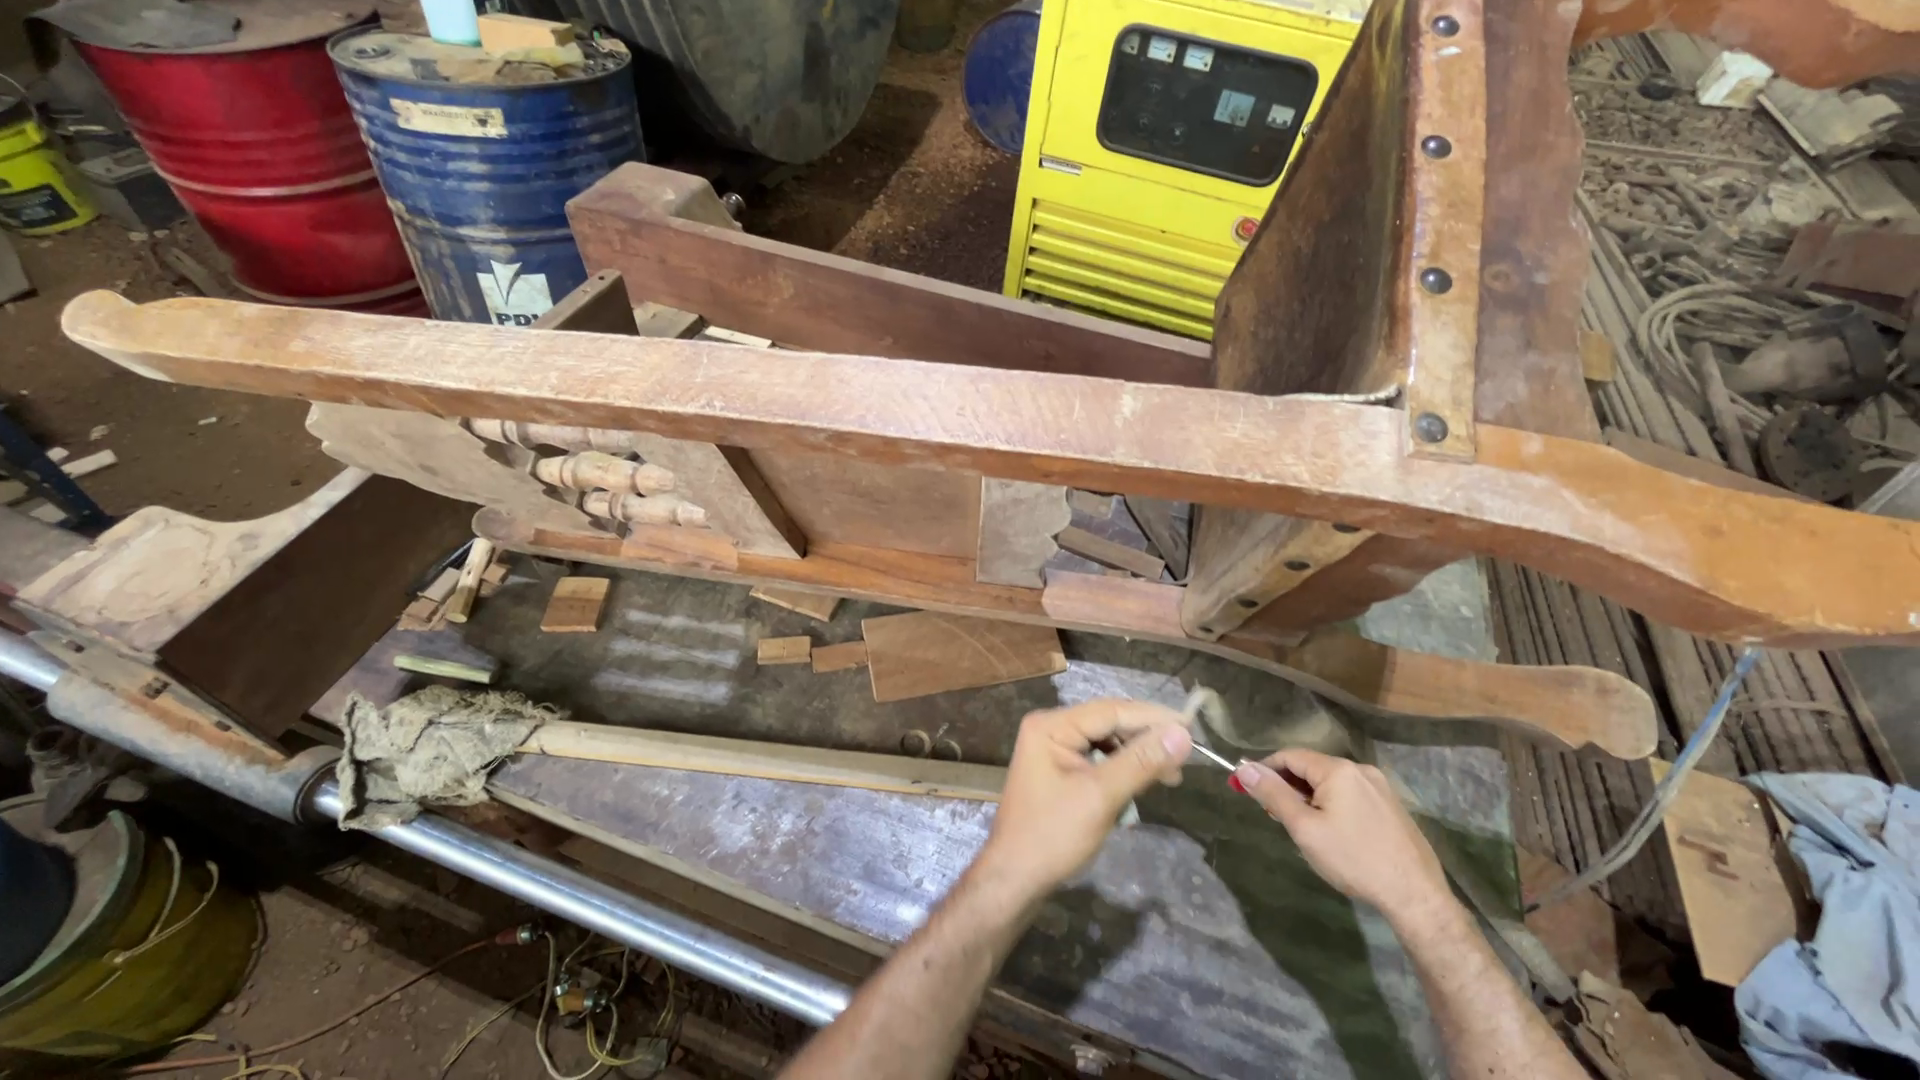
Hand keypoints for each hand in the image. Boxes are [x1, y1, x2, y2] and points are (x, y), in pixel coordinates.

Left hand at [974, 699, 1192, 901]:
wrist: (1014, 878)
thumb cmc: (1053, 836)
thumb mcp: (1101, 796)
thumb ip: (1142, 762)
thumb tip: (1183, 734)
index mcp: (1051, 726)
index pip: (1111, 710)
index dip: (1154, 718)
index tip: (1193, 728)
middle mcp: (1050, 729)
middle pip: (1109, 723)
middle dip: (1147, 739)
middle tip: (1184, 759)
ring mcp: (1053, 750)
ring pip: (1107, 741)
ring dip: (1138, 755)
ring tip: (1169, 776)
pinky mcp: (1059, 771)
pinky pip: (1098, 759)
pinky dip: (1122, 769)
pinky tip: (1142, 783)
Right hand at [1232, 750, 1457, 933]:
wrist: (1415, 894)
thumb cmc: (1353, 859)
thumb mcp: (1304, 828)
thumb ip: (1273, 795)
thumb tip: (1244, 768)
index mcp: (1338, 770)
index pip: (1290, 756)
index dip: (1264, 770)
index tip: (1245, 789)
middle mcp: (1361, 770)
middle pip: (1311, 768)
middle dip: (1287, 787)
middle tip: (1275, 817)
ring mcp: (1380, 788)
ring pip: (1331, 783)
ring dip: (1309, 798)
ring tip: (1302, 829)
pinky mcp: (1391, 807)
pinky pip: (1350, 796)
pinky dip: (1331, 805)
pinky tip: (1332, 834)